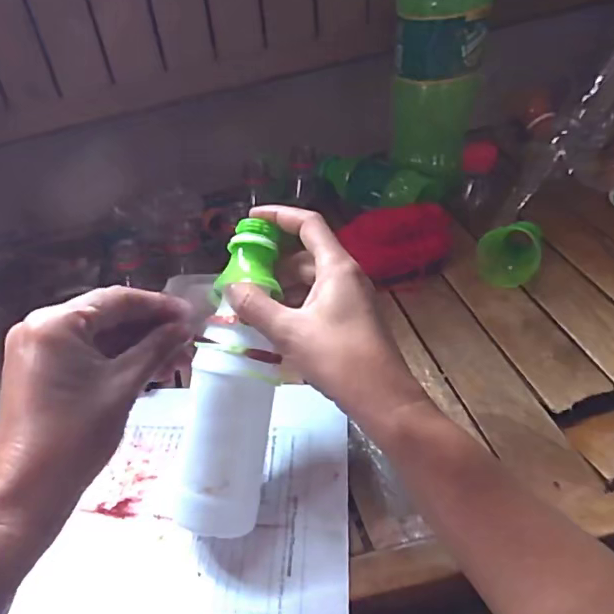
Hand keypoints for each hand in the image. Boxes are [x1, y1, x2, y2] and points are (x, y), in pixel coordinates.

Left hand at [0, 287, 193, 554]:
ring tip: (174, 361)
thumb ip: (154, 349)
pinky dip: (111, 360)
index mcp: (53, 322)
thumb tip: (183, 327)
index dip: (159, 306)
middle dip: (148, 329)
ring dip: (132, 346)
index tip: (193, 315)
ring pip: (93, 337)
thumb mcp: (122, 387)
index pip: (115, 299)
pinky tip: (145, 369)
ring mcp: (33, 349)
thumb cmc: (75, 437)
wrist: (29, 490)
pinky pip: (79, 354)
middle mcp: (37, 326)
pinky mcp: (35, 370)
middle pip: (104, 316)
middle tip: (187, 341)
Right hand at [227, 206, 432, 428]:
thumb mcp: (289, 331)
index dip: (278, 215)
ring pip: (307, 281)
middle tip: (241, 272)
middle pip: (304, 255)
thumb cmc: (338, 358)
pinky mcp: (348, 320)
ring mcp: (349, 299)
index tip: (251, 220)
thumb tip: (231, 287)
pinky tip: (271, 323)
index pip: (308, 224)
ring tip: (249, 302)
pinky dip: (291, 304)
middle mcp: (346, 276)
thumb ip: (256, 306)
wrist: (382, 398)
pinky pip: (314, 300)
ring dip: (279, 287)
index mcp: (336, 268)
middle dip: (271, 261)